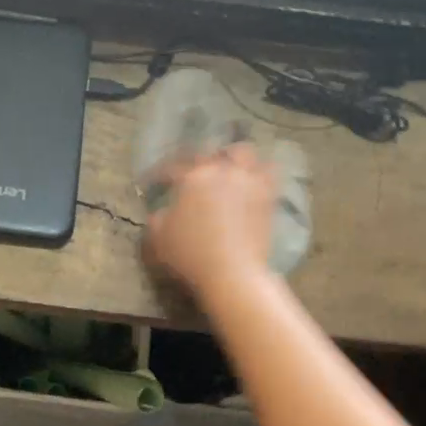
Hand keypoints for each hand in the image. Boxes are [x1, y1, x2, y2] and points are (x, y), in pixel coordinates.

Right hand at [145, 144, 275, 298]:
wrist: (232, 273)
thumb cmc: (190, 255)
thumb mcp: (158, 239)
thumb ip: (157, 219)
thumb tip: (162, 212)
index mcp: (192, 177)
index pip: (174, 167)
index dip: (162, 173)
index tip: (157, 182)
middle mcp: (221, 171)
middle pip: (212, 152)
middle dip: (203, 158)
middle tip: (198, 171)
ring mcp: (248, 181)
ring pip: (244, 153)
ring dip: (235, 157)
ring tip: (230, 168)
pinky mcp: (268, 196)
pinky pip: (268, 173)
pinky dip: (260, 172)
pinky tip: (254, 180)